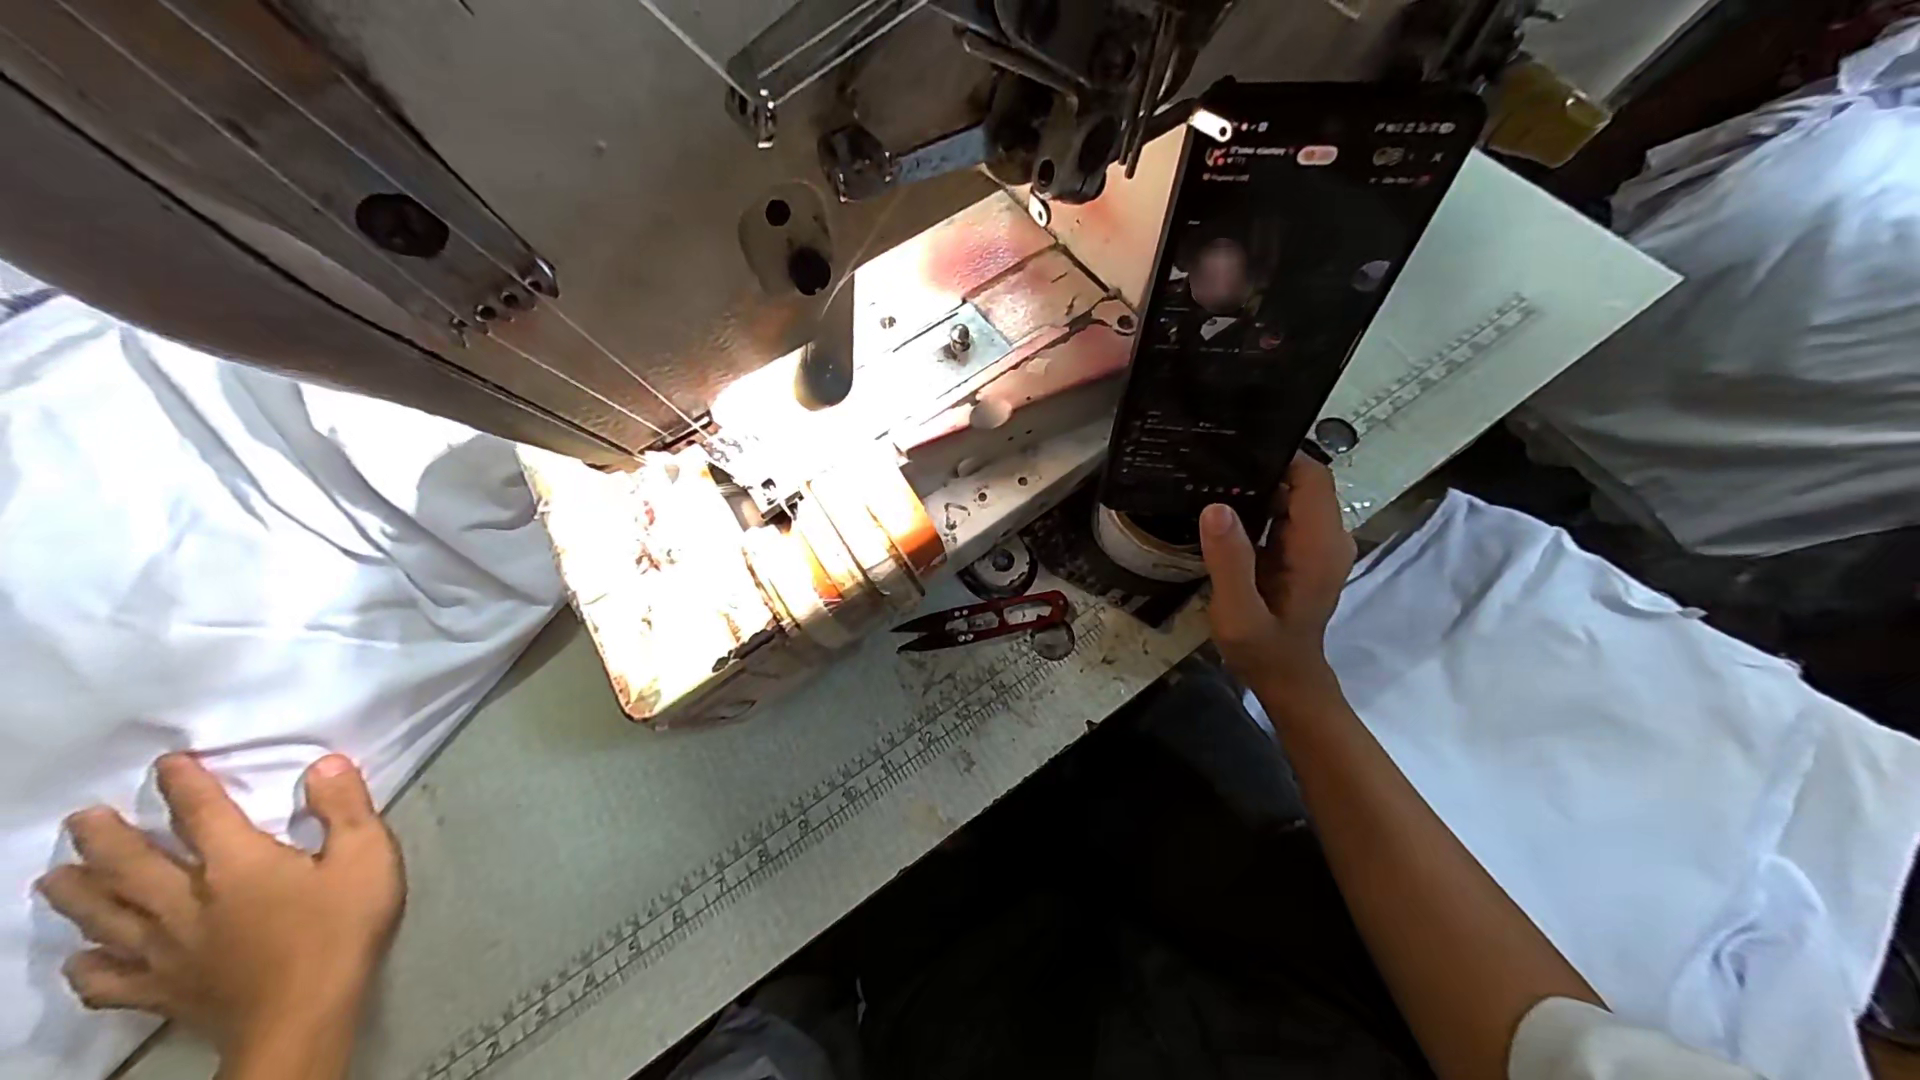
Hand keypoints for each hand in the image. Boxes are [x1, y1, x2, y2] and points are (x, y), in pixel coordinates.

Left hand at [37, 754, 403, 1061]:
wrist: (306, 1011)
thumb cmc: (343, 924)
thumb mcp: (367, 854)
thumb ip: (346, 808)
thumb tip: (323, 763)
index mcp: (238, 865)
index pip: (204, 815)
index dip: (185, 785)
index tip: (167, 762)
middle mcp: (188, 902)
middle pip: (134, 866)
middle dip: (107, 839)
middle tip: (81, 818)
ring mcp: (166, 950)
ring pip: (106, 918)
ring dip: (78, 894)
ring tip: (54, 877)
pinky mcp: (162, 990)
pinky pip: (109, 979)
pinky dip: (87, 968)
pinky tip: (78, 960)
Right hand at [1198, 454, 1356, 699]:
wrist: (1285, 679)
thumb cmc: (1264, 649)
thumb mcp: (1239, 613)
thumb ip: (1230, 562)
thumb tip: (1216, 507)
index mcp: (1318, 545)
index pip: (1311, 476)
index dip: (1277, 457)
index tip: (1230, 449)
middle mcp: (1326, 537)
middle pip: (1301, 482)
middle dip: (1259, 468)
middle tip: (1208, 463)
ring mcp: (1315, 544)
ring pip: (1290, 496)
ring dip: (1254, 487)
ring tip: (1208, 480)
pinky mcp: (1301, 552)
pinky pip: (1282, 514)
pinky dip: (1255, 507)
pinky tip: (1221, 511)